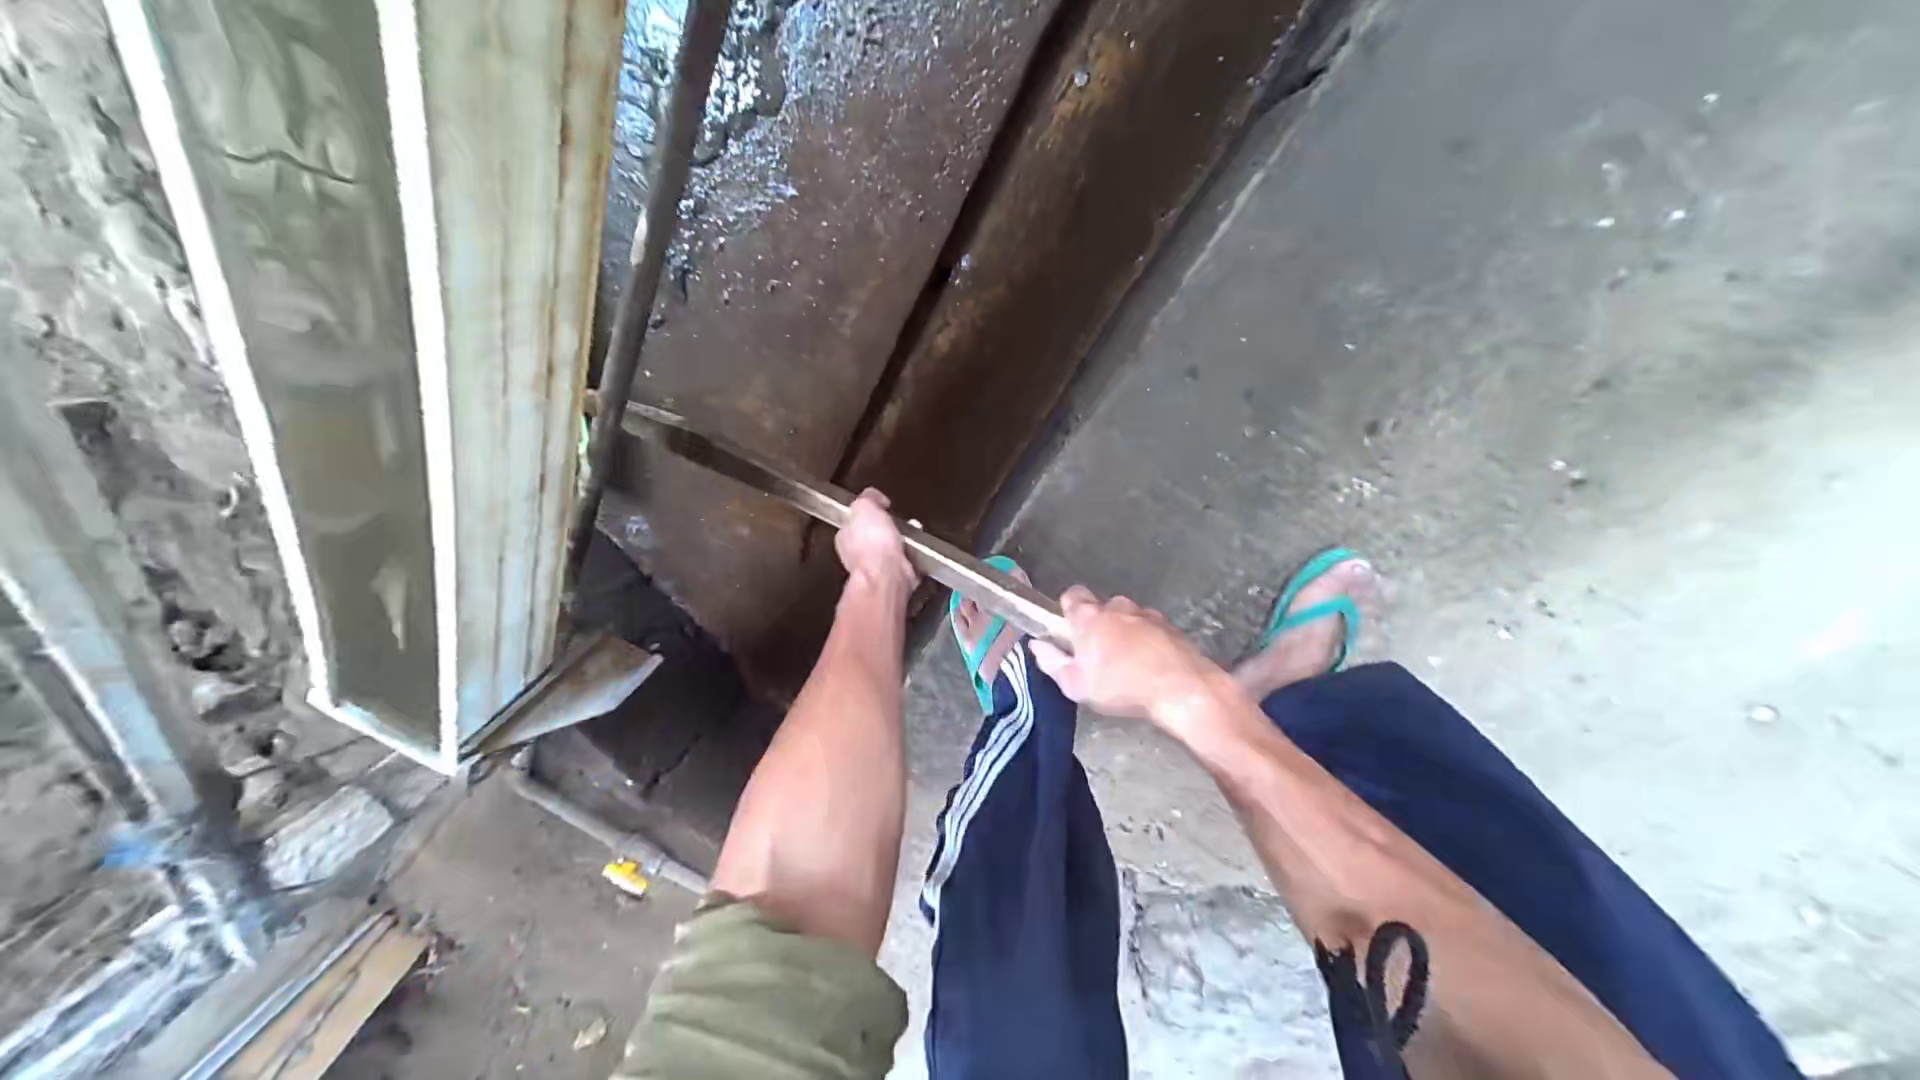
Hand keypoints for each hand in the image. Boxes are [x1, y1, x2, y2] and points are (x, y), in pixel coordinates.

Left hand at [835, 488, 917, 593]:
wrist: (887, 573)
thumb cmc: (871, 545)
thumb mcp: (864, 506)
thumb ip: (868, 498)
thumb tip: (874, 496)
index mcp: (845, 536)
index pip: (855, 519)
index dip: (870, 511)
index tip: (882, 506)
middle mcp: (858, 554)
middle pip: (876, 534)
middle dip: (891, 526)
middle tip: (900, 521)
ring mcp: (877, 567)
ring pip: (893, 547)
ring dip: (905, 539)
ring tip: (912, 533)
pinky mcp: (896, 576)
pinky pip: (908, 561)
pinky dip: (914, 555)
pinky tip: (916, 549)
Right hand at [1030, 586, 1232, 726]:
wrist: (1182, 689)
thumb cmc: (1122, 687)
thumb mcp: (1076, 685)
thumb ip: (1052, 662)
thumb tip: (1037, 645)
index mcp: (1089, 616)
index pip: (1071, 594)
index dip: (1067, 610)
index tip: (1068, 631)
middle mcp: (1117, 606)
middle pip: (1100, 607)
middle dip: (1096, 625)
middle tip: (1096, 655)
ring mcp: (1146, 613)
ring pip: (1126, 617)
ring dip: (1122, 633)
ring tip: (1126, 664)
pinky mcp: (1169, 625)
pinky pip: (1148, 628)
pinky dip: (1145, 640)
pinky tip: (1149, 665)